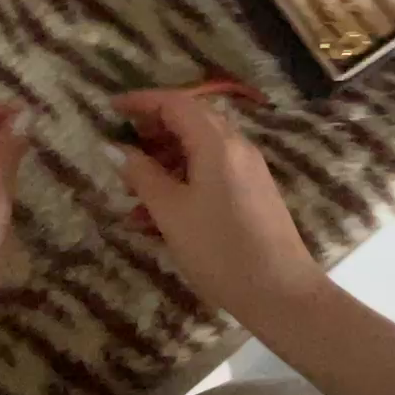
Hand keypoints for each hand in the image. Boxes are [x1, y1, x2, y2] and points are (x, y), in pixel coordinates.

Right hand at [110, 89, 326, 327]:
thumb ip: (142, 175)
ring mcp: (246, 170)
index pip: (175, 102)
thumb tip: (115, 149)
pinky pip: (210, 173)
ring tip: (132, 189)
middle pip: (189, 121)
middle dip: (151, 131)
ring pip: (197, 150)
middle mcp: (235, 146)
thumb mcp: (171, 212)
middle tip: (121, 148)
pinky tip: (156, 215)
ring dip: (163, 162)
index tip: (111, 108)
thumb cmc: (220, 249)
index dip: (141, 101)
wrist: (282, 294)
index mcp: (217, 142)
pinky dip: (182, 182)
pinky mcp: (251, 193)